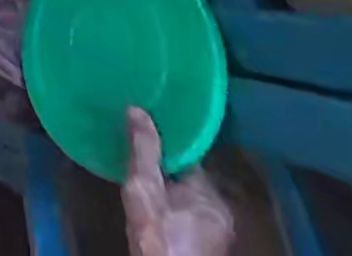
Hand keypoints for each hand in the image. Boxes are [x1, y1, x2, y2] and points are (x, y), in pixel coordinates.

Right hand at [122, 107, 233, 255]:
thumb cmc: (157, 236)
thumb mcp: (144, 188)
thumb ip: (143, 150)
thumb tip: (138, 109)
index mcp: (212, 196)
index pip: (187, 156)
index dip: (163, 142)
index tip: (140, 127)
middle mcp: (220, 212)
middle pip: (184, 175)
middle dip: (160, 163)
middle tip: (131, 149)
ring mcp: (212, 233)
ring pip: (182, 194)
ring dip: (161, 184)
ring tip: (134, 170)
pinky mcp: (200, 247)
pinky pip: (181, 211)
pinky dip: (165, 202)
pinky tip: (146, 201)